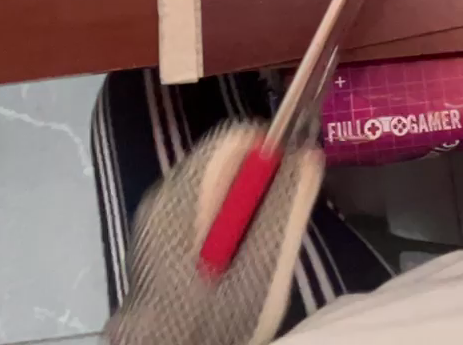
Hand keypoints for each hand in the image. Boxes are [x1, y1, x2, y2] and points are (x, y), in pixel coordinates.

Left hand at [108, 121, 321, 344]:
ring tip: (249, 254)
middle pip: (223, 161)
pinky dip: (222, 225)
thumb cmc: (214, 321)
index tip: (289, 181)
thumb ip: (286, 205)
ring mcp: (154, 218)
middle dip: (256, 185)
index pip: (233, 140)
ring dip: (240, 208)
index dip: (269, 152)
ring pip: (213, 186)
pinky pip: (198, 209)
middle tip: (271, 229)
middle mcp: (162, 195)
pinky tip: (227, 265)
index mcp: (184, 193)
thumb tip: (308, 154)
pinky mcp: (154, 239)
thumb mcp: (260, 266)